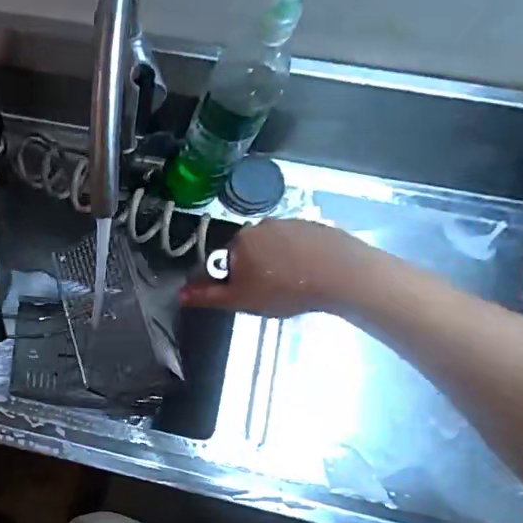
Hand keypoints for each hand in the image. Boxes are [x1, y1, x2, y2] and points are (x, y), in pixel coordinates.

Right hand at [180, 219, 384, 316]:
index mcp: (240, 240)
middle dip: (256, 269)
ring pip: (275, 246)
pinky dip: (299, 257)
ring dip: (278, 263)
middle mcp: (262, 224)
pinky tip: (310, 275)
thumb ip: (208, 296)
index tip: (248, 294)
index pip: (225, 259)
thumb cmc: (284, 289)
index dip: (233, 279)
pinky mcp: (316, 226)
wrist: (342, 274)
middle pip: (250, 251)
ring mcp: (291, 222)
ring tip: (293, 285)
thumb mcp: (240, 299)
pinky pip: (298, 243)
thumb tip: (180, 294)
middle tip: (270, 293)